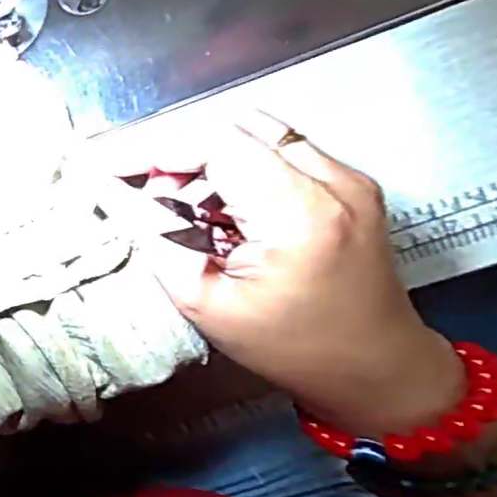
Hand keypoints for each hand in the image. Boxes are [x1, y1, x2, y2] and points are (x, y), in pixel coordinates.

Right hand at [97, 109, 464, 438]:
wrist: (375, 366)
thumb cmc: (294, 348)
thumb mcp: (209, 305)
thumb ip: (161, 243)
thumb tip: (127, 200)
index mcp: (300, 215)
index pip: (217, 145)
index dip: (159, 150)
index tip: (121, 165)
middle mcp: (334, 182)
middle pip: (236, 130)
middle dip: (184, 157)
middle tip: (157, 199)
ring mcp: (349, 178)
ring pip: (259, 133)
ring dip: (214, 161)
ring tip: (195, 210)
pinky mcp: (351, 183)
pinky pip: (284, 151)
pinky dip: (244, 169)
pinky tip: (231, 213)